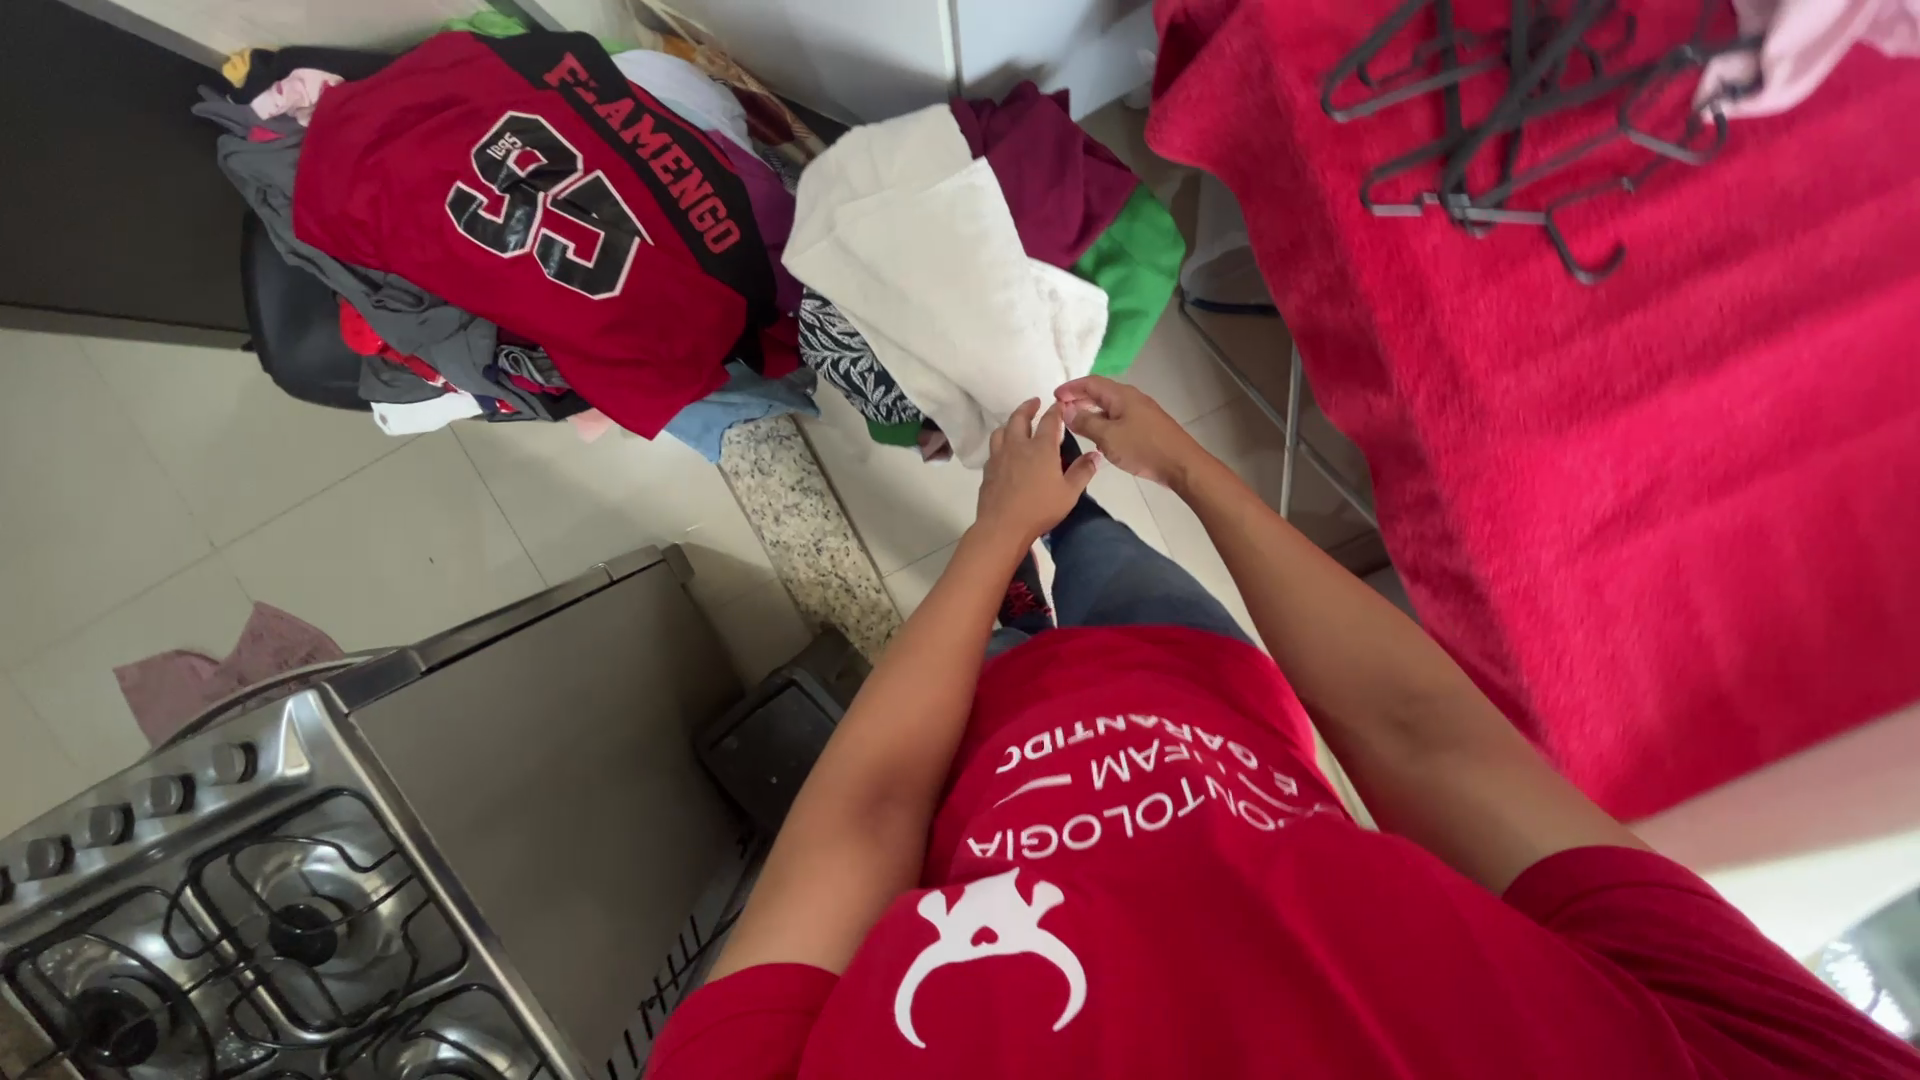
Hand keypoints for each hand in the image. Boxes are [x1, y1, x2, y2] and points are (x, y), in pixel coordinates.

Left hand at [975, 399, 1101, 544]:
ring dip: (1010, 422)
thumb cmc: (1040, 509)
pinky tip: (1004, 451)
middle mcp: (1018, 446)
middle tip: (1034, 402)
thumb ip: (1082, 472)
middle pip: (1019, 418)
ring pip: (1001, 431)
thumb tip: (1096, 455)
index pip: (1049, 421)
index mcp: (1041, 448)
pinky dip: (1001, 442)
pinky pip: (994, 449)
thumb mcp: (1069, 493)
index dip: (1055, 410)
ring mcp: (1000, 457)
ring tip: (1016, 424)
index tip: (1059, 404)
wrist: (1002, 526)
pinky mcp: (988, 470)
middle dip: (1028, 407)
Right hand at [1055, 376, 1207, 488]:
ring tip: (1075, 423)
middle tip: (1061, 410)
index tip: (1055, 397)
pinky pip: (1119, 417)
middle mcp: (1131, 398)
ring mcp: (1141, 412)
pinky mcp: (1146, 426)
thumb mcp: (1108, 437)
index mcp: (1121, 395)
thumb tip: (1067, 411)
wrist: (1181, 464)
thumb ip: (1085, 422)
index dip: (1071, 388)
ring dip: (1091, 411)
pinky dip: (1103, 421)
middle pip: (1100, 392)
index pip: (1090, 383)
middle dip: (1079, 398)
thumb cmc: (1143, 448)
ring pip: (1110, 406)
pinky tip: (1098, 435)